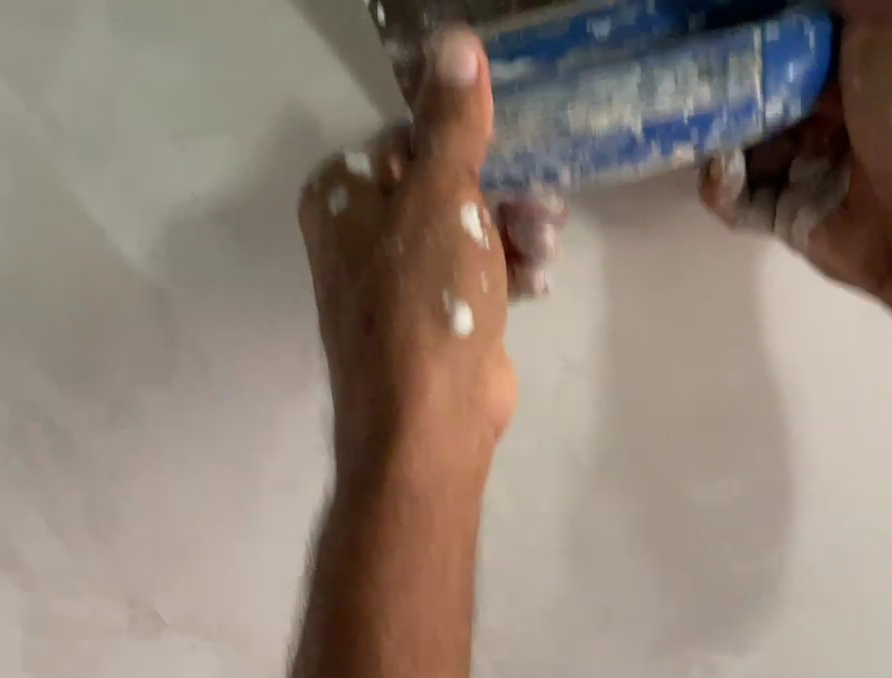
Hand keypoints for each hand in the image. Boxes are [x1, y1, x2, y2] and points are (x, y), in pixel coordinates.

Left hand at [299, 29, 518, 483]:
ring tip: (545, 246)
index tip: (508, 152)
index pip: (407, 138)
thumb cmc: (425, 303)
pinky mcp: (441, 320)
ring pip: (470, 230)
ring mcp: (404, 284)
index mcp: (346, 198)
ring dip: (516, 230)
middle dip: (502, 192)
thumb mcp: (441, 199)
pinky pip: (481, 274)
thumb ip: (451, 124)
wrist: (431, 421)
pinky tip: (539, 278)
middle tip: (544, 206)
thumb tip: (455, 42)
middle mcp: (367, 237)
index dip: (462, 143)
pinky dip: (511, 270)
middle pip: (446, 184)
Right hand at [699, 0, 891, 296]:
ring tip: (706, 129)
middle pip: (764, 82)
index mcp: (874, 45)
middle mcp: (840, 101)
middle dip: (729, 78)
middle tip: (695, 72)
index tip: (716, 16)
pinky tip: (722, 172)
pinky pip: (740, 196)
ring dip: (719, 133)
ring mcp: (811, 160)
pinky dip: (722, 186)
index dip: (760, 21)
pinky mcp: (790, 212)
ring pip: (744, 139)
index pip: (800, 26)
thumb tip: (788, 5)